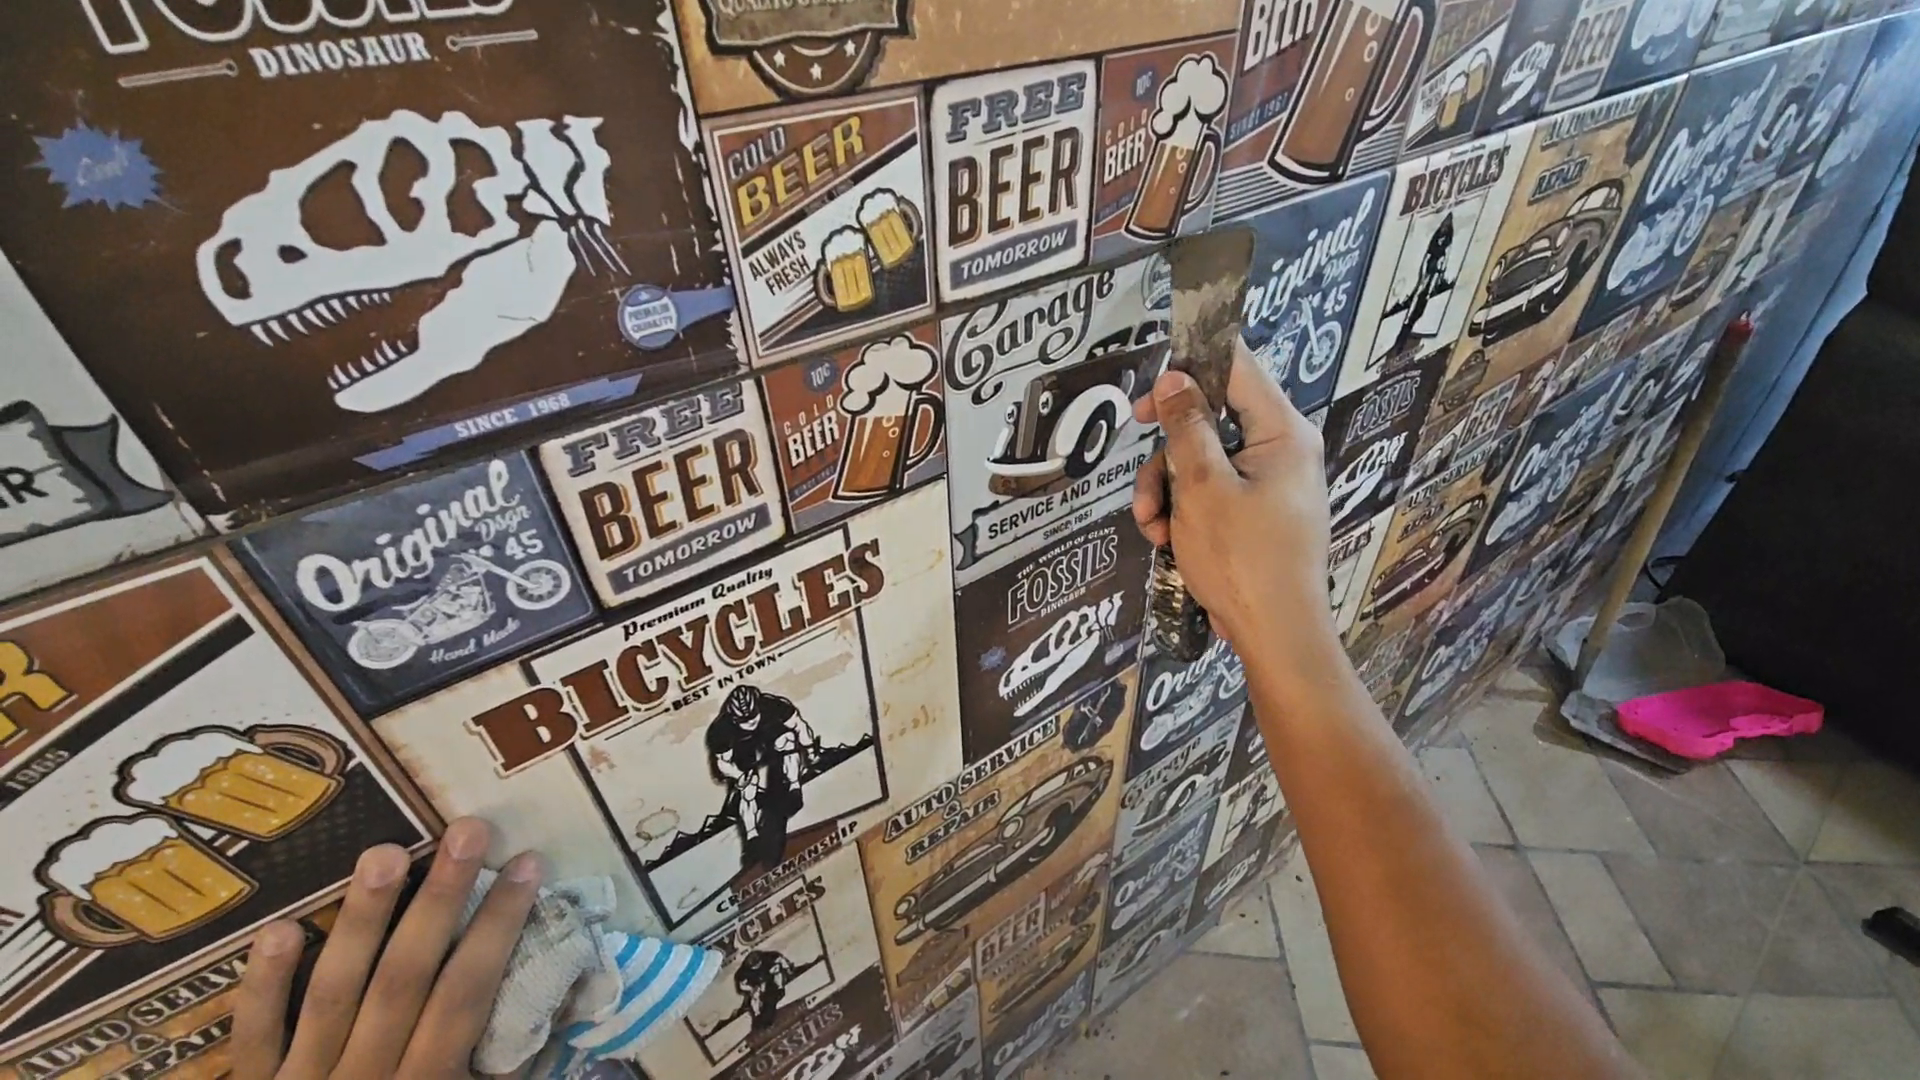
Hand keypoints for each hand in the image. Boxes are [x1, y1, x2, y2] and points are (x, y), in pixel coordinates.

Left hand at [233, 817, 542, 1079]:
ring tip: (384, 850)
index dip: (501, 924)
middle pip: (407, 975)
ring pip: (335, 990)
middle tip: (468, 829)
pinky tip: (279, 927)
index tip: (529, 863)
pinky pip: (253, 1039)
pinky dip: (261, 987)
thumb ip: (512, 1069)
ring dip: (362, 919)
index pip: (470, 990)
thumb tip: (572, 1024)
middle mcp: (366, 1076)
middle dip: (441, 898)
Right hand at [1132, 338, 1336, 652]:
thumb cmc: (1241, 557)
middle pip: (1210, 423)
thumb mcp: (1201, 487)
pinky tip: (1165, 541)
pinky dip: (1183, 512)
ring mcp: (1268, 485)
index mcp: (1282, 433)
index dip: (1190, 368)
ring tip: (1152, 528)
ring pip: (1201, 463)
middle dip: (1167, 458)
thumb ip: (1186, 427)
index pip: (1237, 368)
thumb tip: (1175, 378)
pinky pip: (1210, 494)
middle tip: (1143, 482)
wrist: (1275, 635)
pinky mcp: (1255, 515)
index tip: (1149, 394)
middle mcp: (1280, 451)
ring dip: (1166, 492)